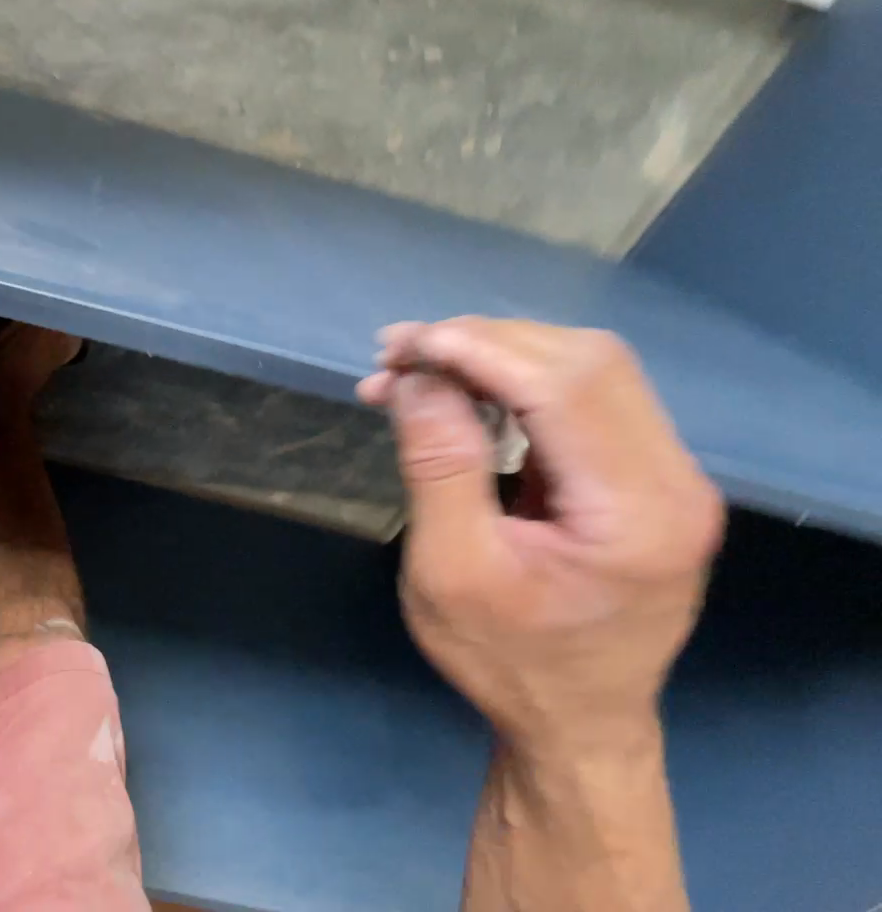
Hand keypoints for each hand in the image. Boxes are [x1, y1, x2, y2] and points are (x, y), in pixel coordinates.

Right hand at [359, 317, 723, 755]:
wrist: (571, 720)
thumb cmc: (504, 656)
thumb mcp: (450, 568)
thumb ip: (439, 467)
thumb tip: (416, 380)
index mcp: (635, 511)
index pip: (565, 387)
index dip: (479, 350)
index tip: (401, 346)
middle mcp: (670, 480)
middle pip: (585, 363)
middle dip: (481, 343)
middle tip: (393, 355)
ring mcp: (662, 476)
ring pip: (583, 370)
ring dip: (492, 356)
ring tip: (408, 371)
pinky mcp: (636, 478)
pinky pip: (576, 401)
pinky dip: (508, 383)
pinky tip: (452, 394)